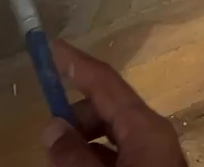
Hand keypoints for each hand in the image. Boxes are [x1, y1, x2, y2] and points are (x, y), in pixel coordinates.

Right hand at [42, 41, 187, 166]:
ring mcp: (155, 160)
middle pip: (106, 110)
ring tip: (60, 164)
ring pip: (110, 140)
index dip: (75, 63)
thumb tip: (52, 128)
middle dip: (74, 118)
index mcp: (144, 126)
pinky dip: (95, 164)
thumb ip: (73, 155)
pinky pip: (118, 161)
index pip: (104, 80)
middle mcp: (153, 136)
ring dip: (82, 146)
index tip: (49, 48)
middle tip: (48, 140)